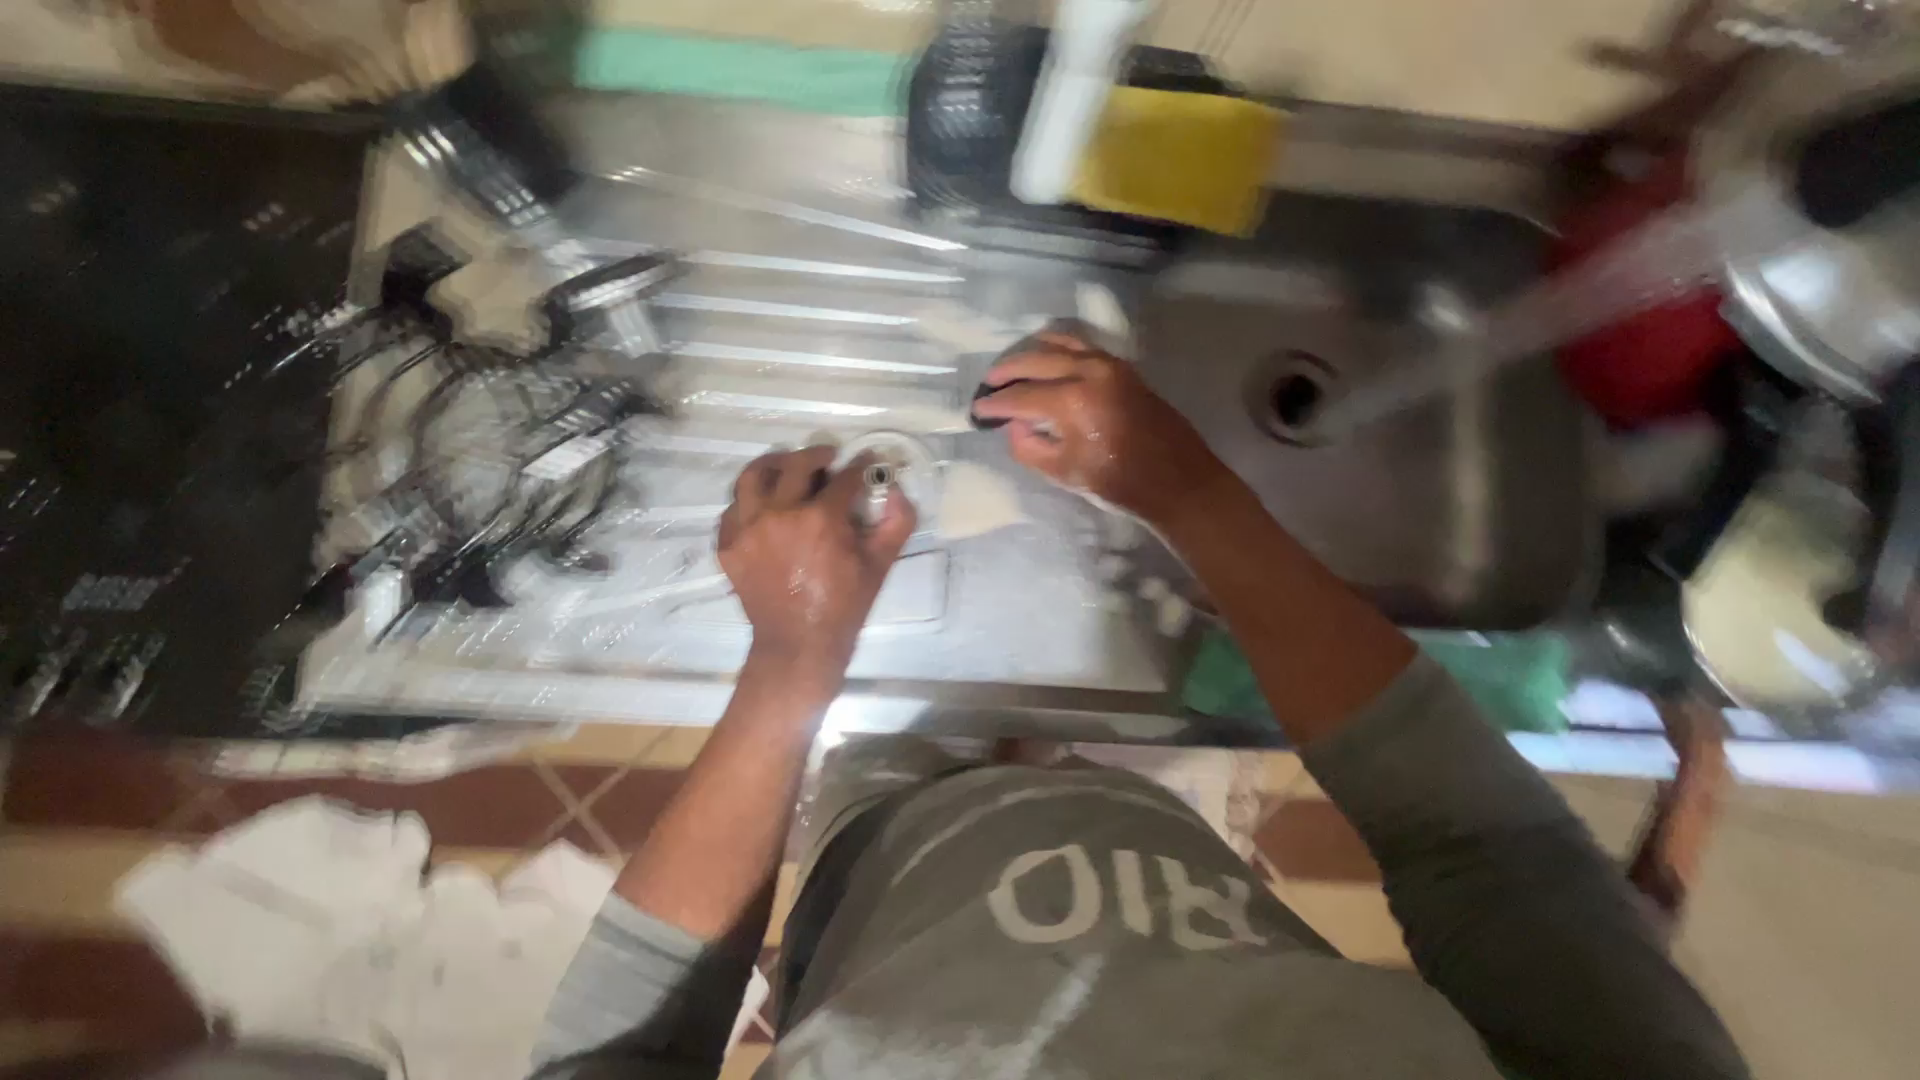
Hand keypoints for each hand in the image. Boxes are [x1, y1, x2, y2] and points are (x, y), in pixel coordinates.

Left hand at [717, 445, 915, 680]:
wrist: (799, 644)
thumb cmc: (844, 606)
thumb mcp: (880, 565)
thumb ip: (897, 523)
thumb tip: (896, 491)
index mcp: (820, 519)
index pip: (844, 478)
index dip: (860, 466)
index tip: (866, 461)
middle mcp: (779, 514)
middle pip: (795, 465)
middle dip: (817, 455)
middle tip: (828, 459)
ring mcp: (748, 529)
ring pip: (753, 477)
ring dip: (773, 466)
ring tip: (786, 469)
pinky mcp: (729, 546)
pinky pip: (732, 509)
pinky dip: (748, 501)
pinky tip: (763, 505)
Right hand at [971, 322, 1229, 524]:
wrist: (1177, 481)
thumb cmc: (1118, 484)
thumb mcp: (1063, 473)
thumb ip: (1028, 447)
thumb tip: (1013, 425)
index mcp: (1071, 401)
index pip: (1020, 396)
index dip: (994, 403)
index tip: (977, 410)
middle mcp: (1088, 373)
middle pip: (1035, 361)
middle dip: (1007, 372)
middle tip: (988, 384)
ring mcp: (1109, 366)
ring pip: (1059, 345)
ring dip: (1032, 355)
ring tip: (1013, 369)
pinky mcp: (1123, 369)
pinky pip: (1082, 347)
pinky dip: (1058, 349)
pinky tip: (1047, 358)